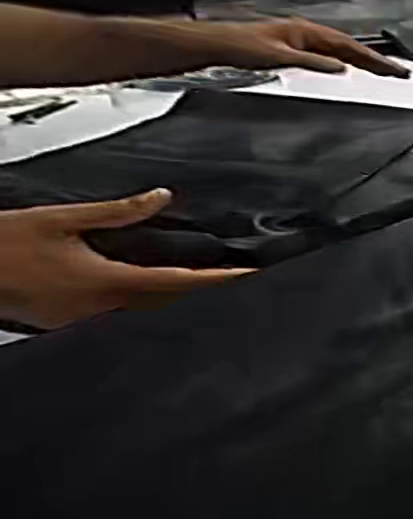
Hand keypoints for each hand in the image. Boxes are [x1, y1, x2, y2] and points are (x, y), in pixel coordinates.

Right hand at [0, 189, 250, 329]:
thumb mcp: (56, 220)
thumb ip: (115, 211)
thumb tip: (161, 196)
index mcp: (103, 280)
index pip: (179, 282)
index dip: (220, 279)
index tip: (249, 274)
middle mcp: (95, 304)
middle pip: (165, 298)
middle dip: (197, 286)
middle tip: (229, 272)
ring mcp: (77, 317)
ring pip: (140, 307)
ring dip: (164, 293)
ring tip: (196, 277)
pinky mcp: (61, 322)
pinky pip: (111, 311)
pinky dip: (132, 299)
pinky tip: (142, 286)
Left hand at [181, 18, 407, 77]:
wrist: (198, 47)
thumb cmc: (230, 45)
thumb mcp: (277, 55)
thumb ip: (313, 62)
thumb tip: (342, 68)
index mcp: (304, 31)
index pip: (351, 46)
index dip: (377, 59)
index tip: (398, 70)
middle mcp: (302, 35)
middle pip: (348, 48)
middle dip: (375, 60)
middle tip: (400, 72)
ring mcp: (295, 43)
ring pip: (338, 54)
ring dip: (361, 64)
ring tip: (382, 74)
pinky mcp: (287, 53)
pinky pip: (326, 60)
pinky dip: (344, 67)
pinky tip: (348, 75)